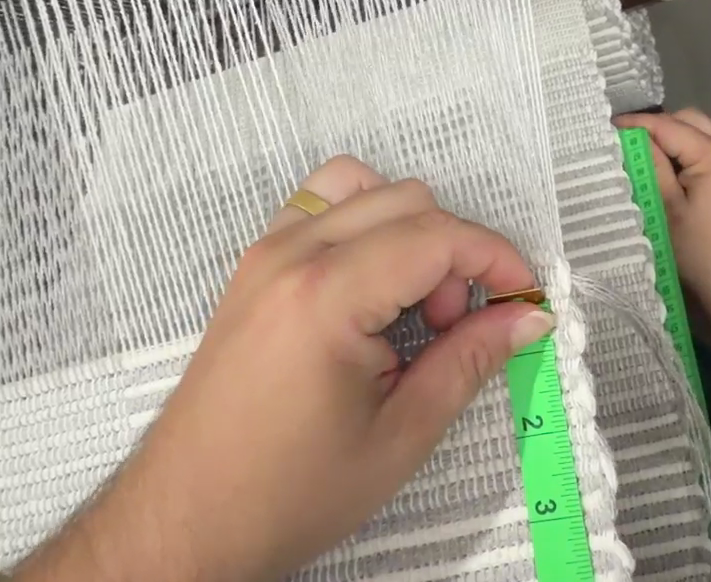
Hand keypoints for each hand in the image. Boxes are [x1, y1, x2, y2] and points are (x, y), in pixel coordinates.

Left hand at [18, 156, 553, 581]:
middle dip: (454, 253)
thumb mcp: (400, 437)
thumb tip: (529, 316)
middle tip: (451, 326)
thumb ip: (471, 359)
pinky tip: (371, 283)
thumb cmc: (288, 494)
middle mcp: (292, 252)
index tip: (525, 297)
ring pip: (368, 187)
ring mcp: (267, 249)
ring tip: (408, 303)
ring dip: (410, 230)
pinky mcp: (255, 261)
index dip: (496, 259)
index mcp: (326, 295)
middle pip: (410, 201)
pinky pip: (324, 202)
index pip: (438, 236)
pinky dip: (366, 221)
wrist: (181, 525)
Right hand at [614, 109, 710, 318]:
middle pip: (689, 121)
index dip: (636, 124)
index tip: (607, 127)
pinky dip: (689, 152)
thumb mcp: (668, 209)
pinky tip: (669, 173)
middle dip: (658, 127)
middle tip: (627, 143)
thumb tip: (632, 139)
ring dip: (674, 139)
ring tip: (644, 157)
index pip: (668, 125)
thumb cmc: (703, 252)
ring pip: (702, 134)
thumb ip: (652, 168)